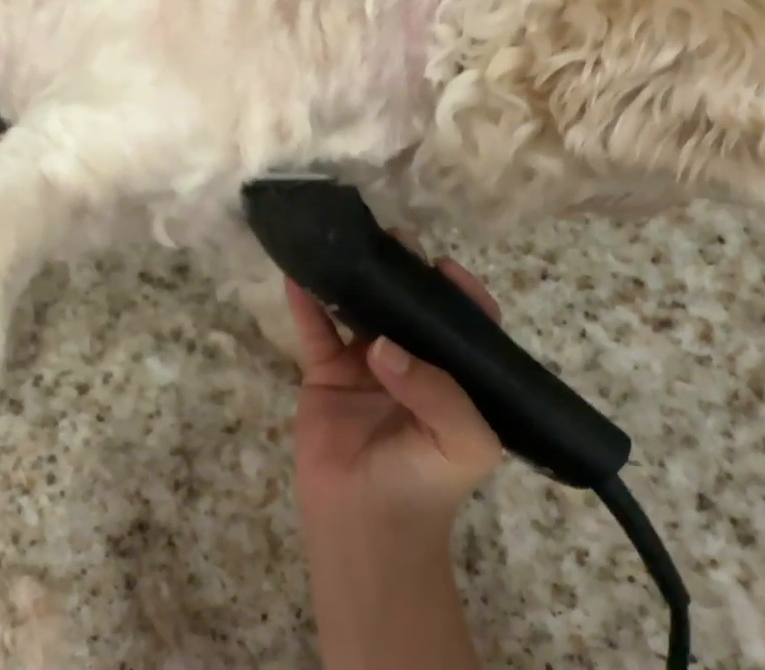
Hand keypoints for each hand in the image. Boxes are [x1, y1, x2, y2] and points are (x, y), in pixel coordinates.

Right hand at [286, 232, 505, 532]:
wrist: (366, 523)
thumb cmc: (425, 482)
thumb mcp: (463, 443)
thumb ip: (438, 391)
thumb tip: (383, 346)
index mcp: (456, 380)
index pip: (466, 327)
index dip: (461, 295)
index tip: (443, 268)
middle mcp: (413, 364)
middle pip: (409, 310)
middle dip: (404, 274)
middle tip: (392, 240)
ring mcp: (364, 366)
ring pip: (360, 312)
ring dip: (354, 280)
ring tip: (346, 245)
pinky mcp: (324, 373)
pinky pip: (315, 331)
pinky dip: (306, 303)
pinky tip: (297, 277)